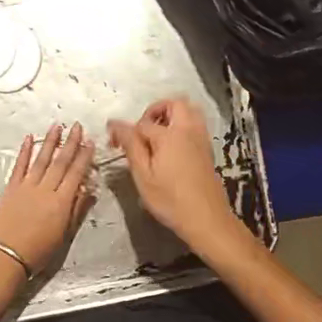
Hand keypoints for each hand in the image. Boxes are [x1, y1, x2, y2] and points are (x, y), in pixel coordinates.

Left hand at [0, 122, 95, 274]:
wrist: (9, 256)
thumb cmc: (40, 251)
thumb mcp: (65, 234)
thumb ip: (76, 210)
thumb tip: (89, 190)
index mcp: (61, 202)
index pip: (76, 173)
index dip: (84, 156)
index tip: (89, 141)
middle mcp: (45, 190)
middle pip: (60, 162)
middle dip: (70, 143)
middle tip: (77, 125)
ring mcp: (27, 187)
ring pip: (41, 159)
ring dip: (50, 142)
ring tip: (57, 126)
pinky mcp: (11, 189)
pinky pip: (19, 166)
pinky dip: (25, 151)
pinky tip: (29, 138)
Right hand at [106, 98, 240, 250]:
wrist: (206, 218)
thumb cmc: (170, 200)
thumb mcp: (143, 176)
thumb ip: (131, 146)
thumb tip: (115, 124)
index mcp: (169, 135)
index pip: (142, 123)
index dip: (125, 130)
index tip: (114, 143)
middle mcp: (188, 130)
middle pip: (174, 103)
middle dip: (155, 110)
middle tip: (141, 131)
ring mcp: (201, 139)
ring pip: (189, 111)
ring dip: (171, 115)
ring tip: (156, 137)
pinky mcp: (207, 149)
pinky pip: (195, 124)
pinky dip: (182, 126)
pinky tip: (170, 149)